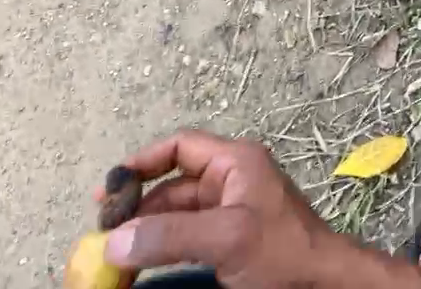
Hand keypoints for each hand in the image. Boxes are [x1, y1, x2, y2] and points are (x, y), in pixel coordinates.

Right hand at [98, 130, 343, 288]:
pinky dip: (158, 250)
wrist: (320, 281)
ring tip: (111, 262)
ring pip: (174, 215)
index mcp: (235, 161)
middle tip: (100, 241)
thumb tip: (115, 240)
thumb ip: (172, 235)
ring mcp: (229, 209)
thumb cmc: (281, 251)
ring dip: (143, 235)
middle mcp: (230, 178)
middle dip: (136, 209)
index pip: (180, 146)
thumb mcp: (227, 238)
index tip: (106, 192)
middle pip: (171, 185)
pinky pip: (183, 237)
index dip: (141, 162)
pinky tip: (136, 269)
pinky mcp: (227, 239)